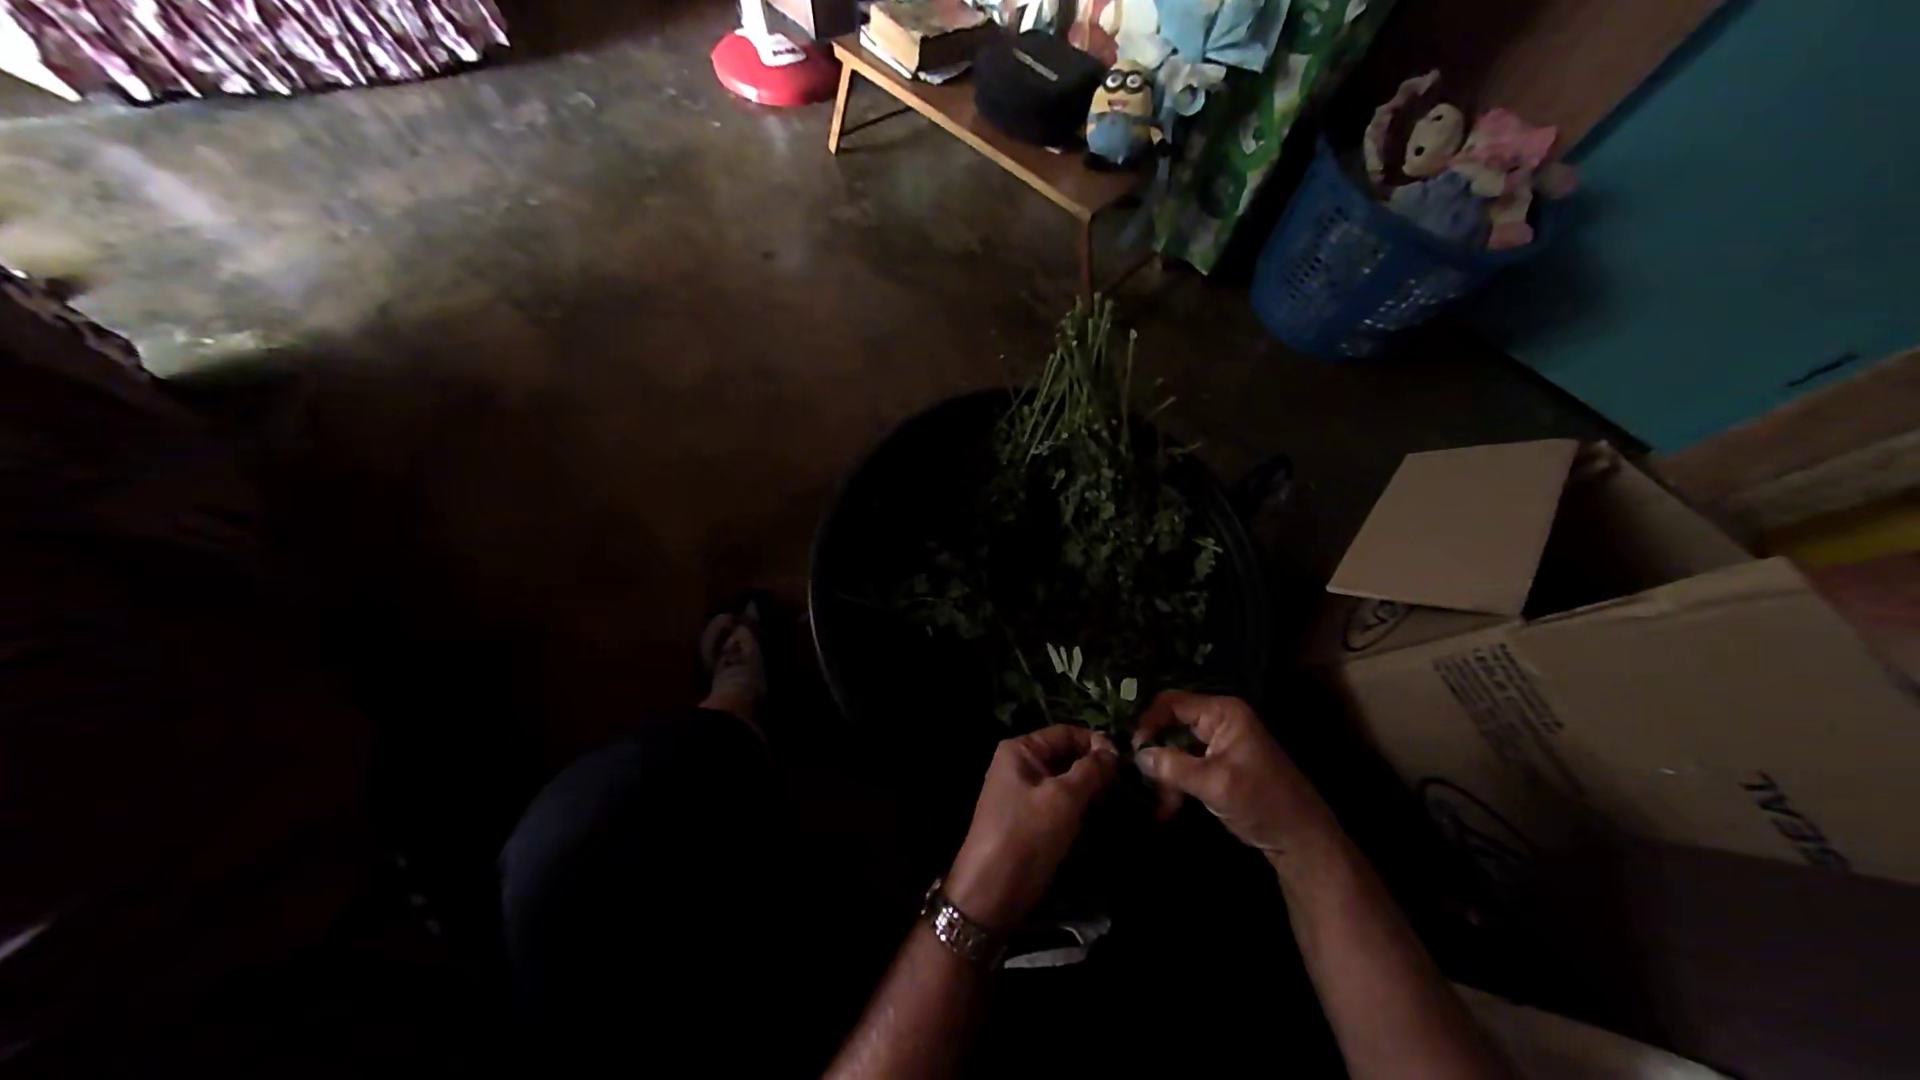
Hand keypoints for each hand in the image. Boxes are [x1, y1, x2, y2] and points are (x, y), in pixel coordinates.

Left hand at [945, 725, 1118, 928]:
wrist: (992, 890)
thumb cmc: (1026, 834)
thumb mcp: (1063, 797)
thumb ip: (1090, 770)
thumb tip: (1112, 750)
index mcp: (1021, 750)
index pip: (1066, 733)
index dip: (1095, 743)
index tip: (1125, 761)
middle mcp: (1021, 766)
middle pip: (1067, 757)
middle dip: (1096, 769)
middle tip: (1126, 786)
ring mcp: (1026, 794)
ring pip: (1068, 782)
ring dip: (1092, 791)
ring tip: (1118, 802)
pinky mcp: (1033, 820)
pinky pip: (1062, 805)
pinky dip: (1082, 809)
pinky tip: (1102, 818)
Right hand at [1132, 692, 1339, 867]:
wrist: (1301, 840)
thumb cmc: (1263, 802)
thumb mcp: (1215, 784)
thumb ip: (1174, 766)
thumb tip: (1138, 755)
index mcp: (1223, 713)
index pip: (1171, 703)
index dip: (1149, 722)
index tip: (1135, 750)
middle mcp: (1220, 721)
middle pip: (1171, 726)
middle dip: (1157, 755)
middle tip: (1144, 782)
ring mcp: (1219, 743)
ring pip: (1176, 750)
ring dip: (1165, 776)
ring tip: (1163, 806)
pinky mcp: (1218, 765)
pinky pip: (1186, 766)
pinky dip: (1176, 785)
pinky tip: (1168, 808)